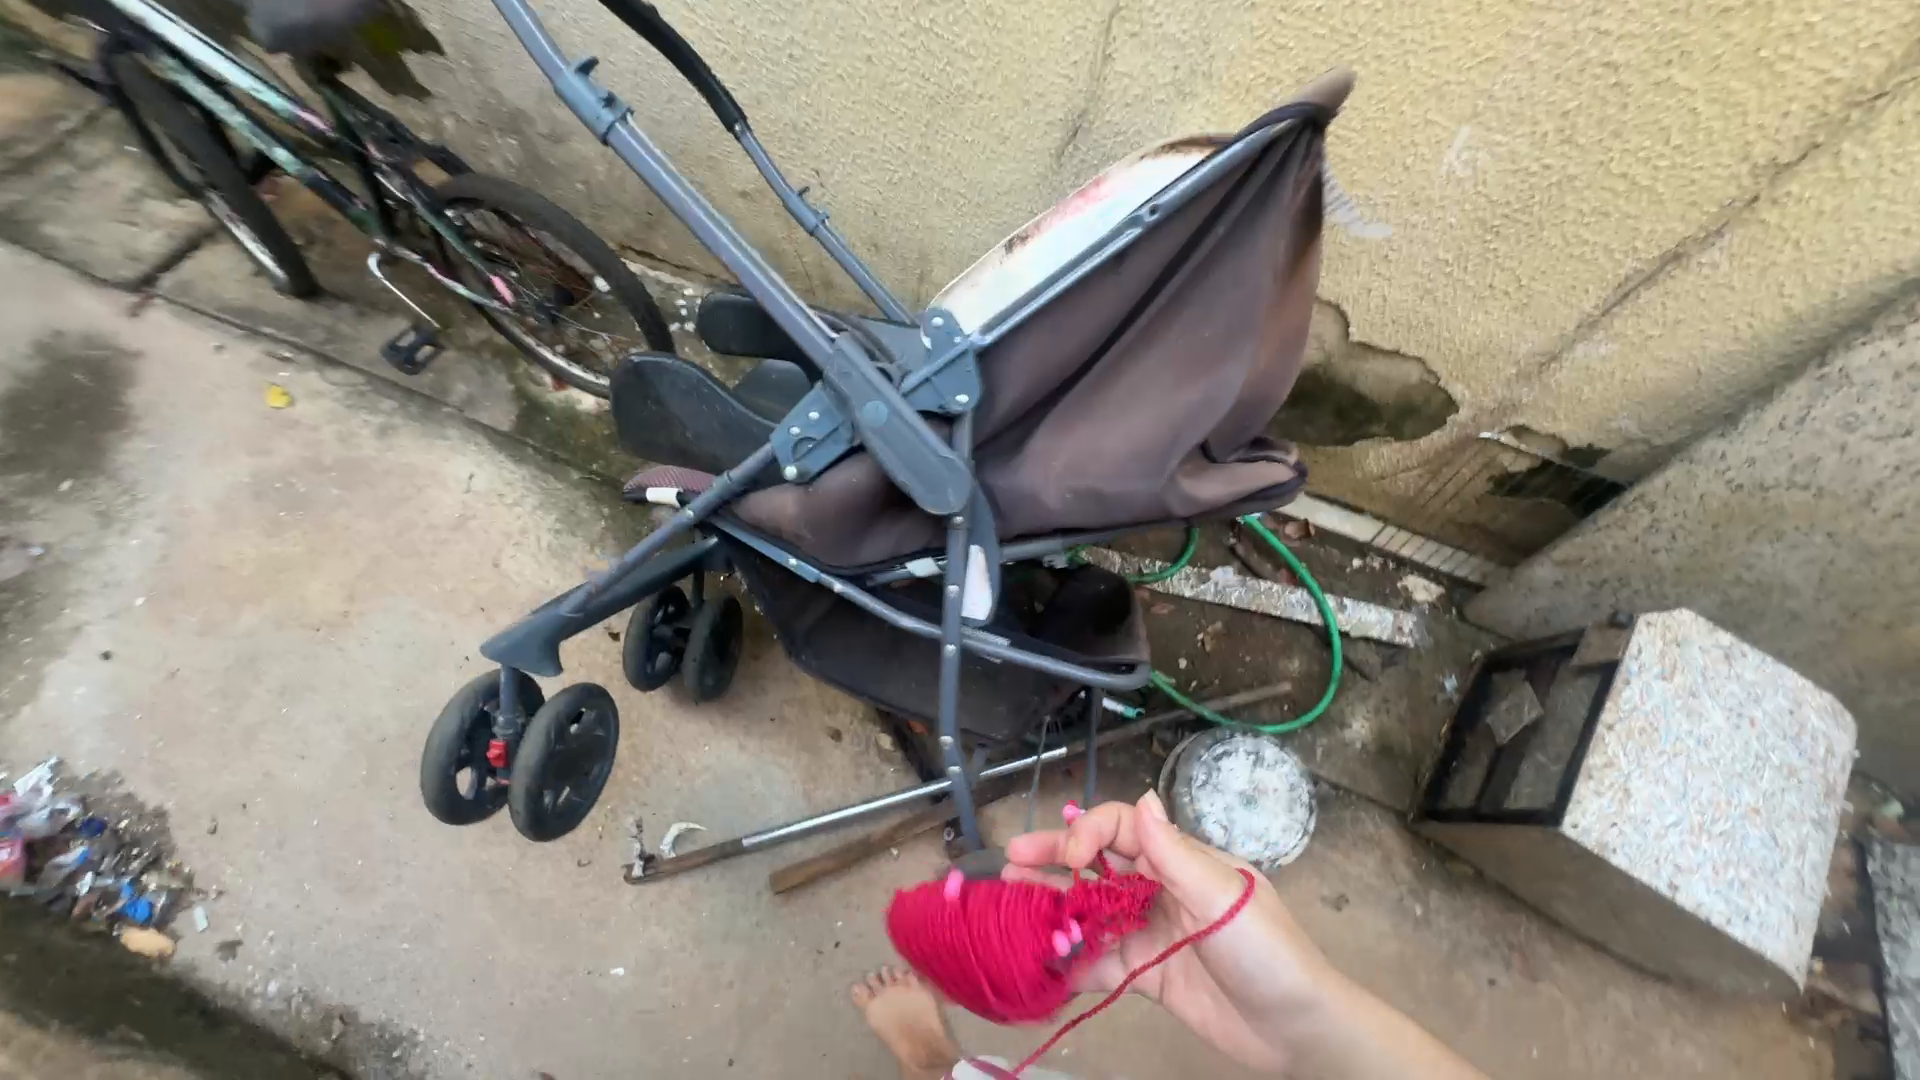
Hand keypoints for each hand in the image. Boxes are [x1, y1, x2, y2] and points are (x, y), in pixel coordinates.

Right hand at [1002, 790, 1333, 1071]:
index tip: (1069, 858)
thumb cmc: (1267, 951)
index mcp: (1179, 858)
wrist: (1297, 1031)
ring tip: (1011, 898)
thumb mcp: (1225, 897)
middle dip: (1054, 856)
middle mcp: (1158, 887)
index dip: (1088, 833)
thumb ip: (1176, 854)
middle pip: (1097, 863)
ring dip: (1054, 902)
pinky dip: (1071, 959)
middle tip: (1012, 857)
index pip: (1121, 828)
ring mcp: (1149, 929)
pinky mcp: (1145, 972)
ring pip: (1091, 908)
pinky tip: (1041, 958)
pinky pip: (1100, 960)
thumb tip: (1142, 799)